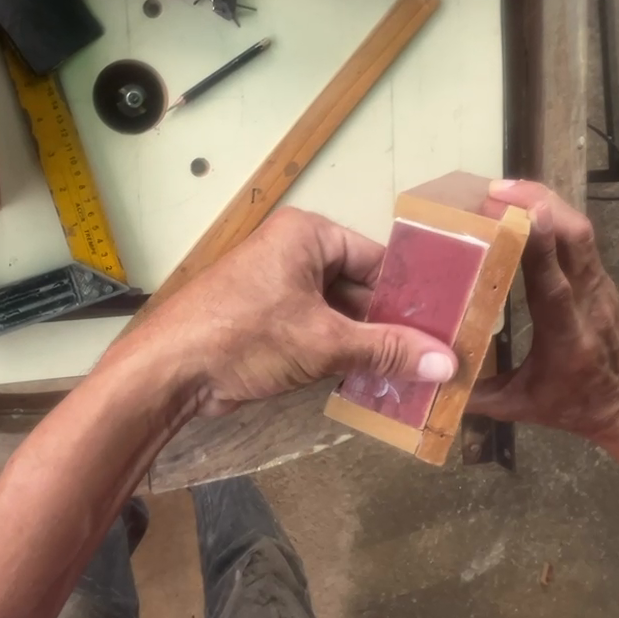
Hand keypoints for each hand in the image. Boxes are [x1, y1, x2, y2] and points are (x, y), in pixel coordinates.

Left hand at [115, 207, 457, 419]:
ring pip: (338, 315)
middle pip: (358, 289)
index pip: (376, 259)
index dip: (411, 294)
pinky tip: (374, 382)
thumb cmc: (246, 336)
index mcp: (308, 236)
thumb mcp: (323, 341)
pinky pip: (316, 332)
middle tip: (437, 358)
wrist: (169, 370)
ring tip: (416, 376)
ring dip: (367, 345)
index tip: (447, 326)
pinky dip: (340, 354)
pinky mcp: (266, 321)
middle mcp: (293, 253)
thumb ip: (387, 350)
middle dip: (390, 326)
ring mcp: (277, 289)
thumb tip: (449, 363)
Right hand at [468, 181, 618, 445]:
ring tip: (501, 189)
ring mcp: (598, 285)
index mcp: (567, 336)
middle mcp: (587, 302)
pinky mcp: (598, 277)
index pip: (556, 284)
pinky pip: (579, 236)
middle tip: (493, 190)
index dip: (541, 246)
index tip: (522, 213)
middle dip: (539, 205)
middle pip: (574, 240)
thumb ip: (474, 395)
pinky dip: (552, 213)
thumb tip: (424, 381)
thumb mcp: (521, 407)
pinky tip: (524, 204)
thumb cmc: (577, 407)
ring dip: (545, 201)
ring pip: (580, 230)